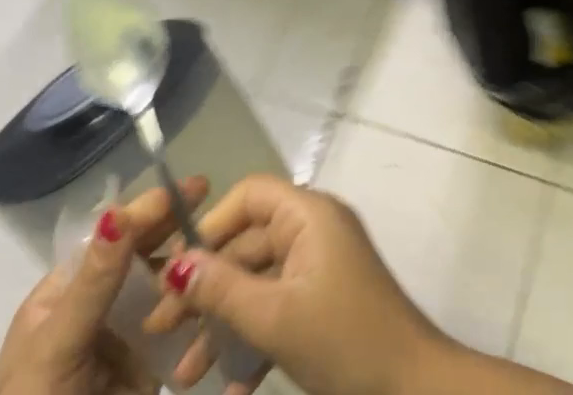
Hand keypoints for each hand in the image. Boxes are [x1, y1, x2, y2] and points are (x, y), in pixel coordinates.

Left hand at [0, 178, 208, 394]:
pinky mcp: (148, 370)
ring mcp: (124, 339)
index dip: (147, 211)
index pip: (109, 240)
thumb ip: (94, 283)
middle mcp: (97, 309)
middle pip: (142, 258)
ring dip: (193, 268)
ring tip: (231, 249)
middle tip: (220, 204)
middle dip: (177, 229)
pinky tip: (227, 294)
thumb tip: (117, 212)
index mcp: (63, 294)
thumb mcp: (58, 347)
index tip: (186, 188)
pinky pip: (178, 330)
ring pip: (165, 290)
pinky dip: (201, 311)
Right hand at [144, 174, 447, 394]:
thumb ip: (220, 288)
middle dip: (203, 291)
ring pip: (257, 284)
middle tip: (160, 331)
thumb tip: (175, 264)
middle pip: (246, 245)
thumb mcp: (273, 317)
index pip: (249, 196)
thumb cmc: (342, 339)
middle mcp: (315, 231)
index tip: (175, 269)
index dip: (209, 226)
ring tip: (185, 375)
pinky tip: (231, 387)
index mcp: (309, 216)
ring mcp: (321, 267)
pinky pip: (278, 308)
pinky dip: (253, 341)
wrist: (412, 386)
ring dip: (221, 327)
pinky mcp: (325, 301)